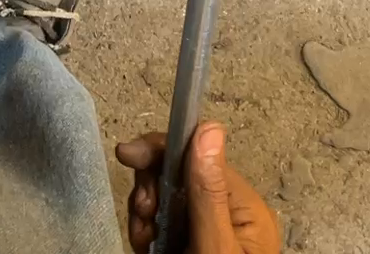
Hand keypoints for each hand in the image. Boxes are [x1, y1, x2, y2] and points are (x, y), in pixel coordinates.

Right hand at [115, 122, 281, 253]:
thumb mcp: (215, 250)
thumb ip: (208, 192)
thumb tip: (209, 127)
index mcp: (244, 207)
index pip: (199, 155)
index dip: (161, 149)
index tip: (125, 155)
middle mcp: (229, 215)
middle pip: (178, 175)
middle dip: (150, 188)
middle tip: (142, 217)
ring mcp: (209, 235)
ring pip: (165, 201)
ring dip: (145, 215)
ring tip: (144, 243)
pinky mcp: (191, 250)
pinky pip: (163, 228)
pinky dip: (147, 235)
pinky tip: (145, 250)